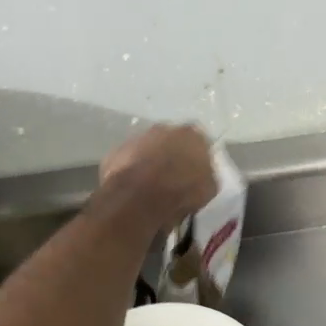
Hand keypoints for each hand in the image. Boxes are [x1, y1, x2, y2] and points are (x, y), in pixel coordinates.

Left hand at [97, 124, 218, 231]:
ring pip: (148, 149)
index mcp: (193, 134)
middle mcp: (165, 128)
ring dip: (151, 161)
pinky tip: (135, 189)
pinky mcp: (116, 152)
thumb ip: (206, 175)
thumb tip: (201, 175)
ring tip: (152, 186)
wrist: (140, 198)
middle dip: (173, 156)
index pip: (201, 143)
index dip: (198, 160)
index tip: (196, 174)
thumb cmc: (181, 191)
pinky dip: (132, 171)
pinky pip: (129, 161)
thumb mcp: (209, 188)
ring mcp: (138, 138)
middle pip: (172, 141)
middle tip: (174, 178)